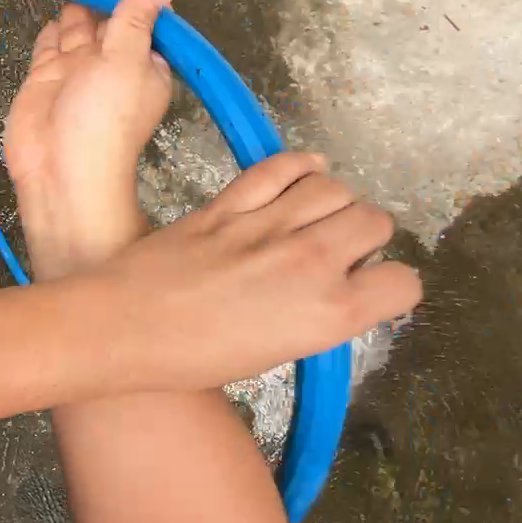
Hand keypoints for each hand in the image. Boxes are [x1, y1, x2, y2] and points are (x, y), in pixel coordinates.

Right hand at [5, 0, 174, 279]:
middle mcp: (111, 64)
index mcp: (144, 62)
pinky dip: (51, 30)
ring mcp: (75, 72)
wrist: (60, 169)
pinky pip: (49, 47)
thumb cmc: (102, 117)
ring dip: (77, 2)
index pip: (144, 16)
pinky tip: (52, 14)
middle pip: (109, 16)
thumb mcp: (127, 62)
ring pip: (78, 27)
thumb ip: (136, 22)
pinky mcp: (43, 80)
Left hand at [90, 152, 421, 393]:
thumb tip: (326, 293)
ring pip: (333, 188)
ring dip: (331, 199)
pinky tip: (301, 172)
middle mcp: (307, 263)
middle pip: (373, 220)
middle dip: (360, 234)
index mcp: (329, 314)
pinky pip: (278, 168)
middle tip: (332, 249)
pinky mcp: (222, 207)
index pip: (403, 282)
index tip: (361, 286)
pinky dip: (297, 165)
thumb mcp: (270, 353)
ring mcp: (263, 228)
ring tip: (311, 215)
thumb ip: (312, 317)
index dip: (385, 284)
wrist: (118, 329)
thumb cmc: (186, 357)